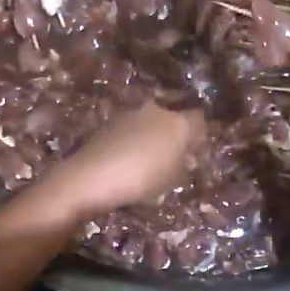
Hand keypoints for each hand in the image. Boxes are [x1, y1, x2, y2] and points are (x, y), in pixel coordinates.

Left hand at [36, 102, 203, 222]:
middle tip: (169, 157)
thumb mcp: (171, 179)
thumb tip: (184, 155)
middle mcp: (154, 110)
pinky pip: (127, 132)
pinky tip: (123, 161)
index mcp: (177, 122)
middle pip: (171, 118)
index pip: (199, 119)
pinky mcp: (106, 123)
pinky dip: (129, 142)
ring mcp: (127, 114)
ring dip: (148, 137)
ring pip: (147, 123)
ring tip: (143, 163)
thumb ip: (181, 163)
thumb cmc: (140, 180)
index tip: (193, 152)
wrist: (90, 177)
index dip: (198, 135)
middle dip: (172, 134)